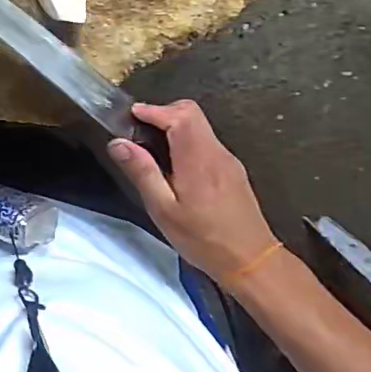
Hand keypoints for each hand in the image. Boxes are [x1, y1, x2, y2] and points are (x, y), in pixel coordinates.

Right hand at [108, 100, 278, 279]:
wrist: (251, 262)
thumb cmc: (203, 239)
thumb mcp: (163, 209)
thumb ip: (142, 172)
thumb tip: (119, 144)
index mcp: (199, 160)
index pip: (180, 116)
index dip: (153, 110)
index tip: (132, 115)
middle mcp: (217, 153)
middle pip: (192, 113)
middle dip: (163, 113)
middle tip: (140, 131)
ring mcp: (228, 161)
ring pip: (200, 127)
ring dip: (174, 128)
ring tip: (152, 151)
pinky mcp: (233, 171)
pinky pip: (206, 143)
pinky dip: (186, 142)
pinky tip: (174, 167)